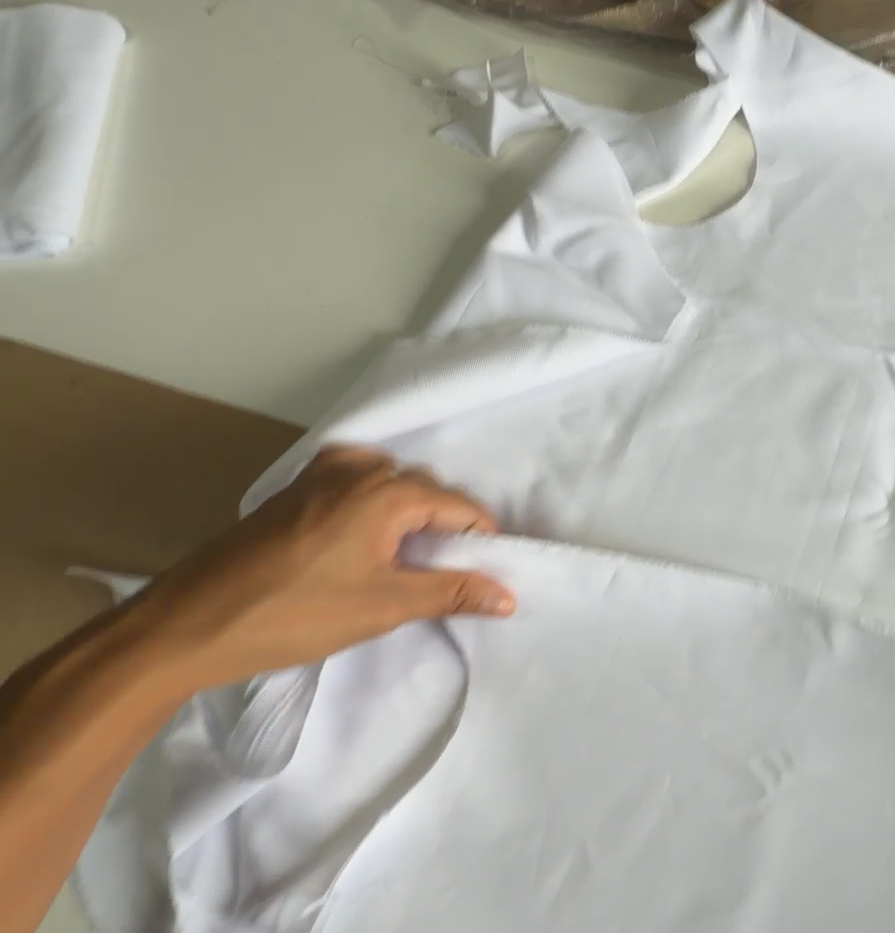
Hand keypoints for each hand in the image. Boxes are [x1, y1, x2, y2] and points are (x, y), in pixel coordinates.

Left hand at [128, 445, 514, 693]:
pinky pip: (350, 479)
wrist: (177, 630)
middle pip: (426, 490)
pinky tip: (362, 531)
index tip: (486, 571)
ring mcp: (316, 478)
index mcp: (385, 493)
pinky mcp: (288, 495)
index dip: (481, 540)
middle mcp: (356, 472)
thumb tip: (510, 596)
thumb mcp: (384, 607)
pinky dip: (370, 496)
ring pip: (389, 480)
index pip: (460, 508)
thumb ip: (453, 593)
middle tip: (445, 570)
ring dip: (407, 508)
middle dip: (445, 525)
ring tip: (404, 553)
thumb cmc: (292, 615)